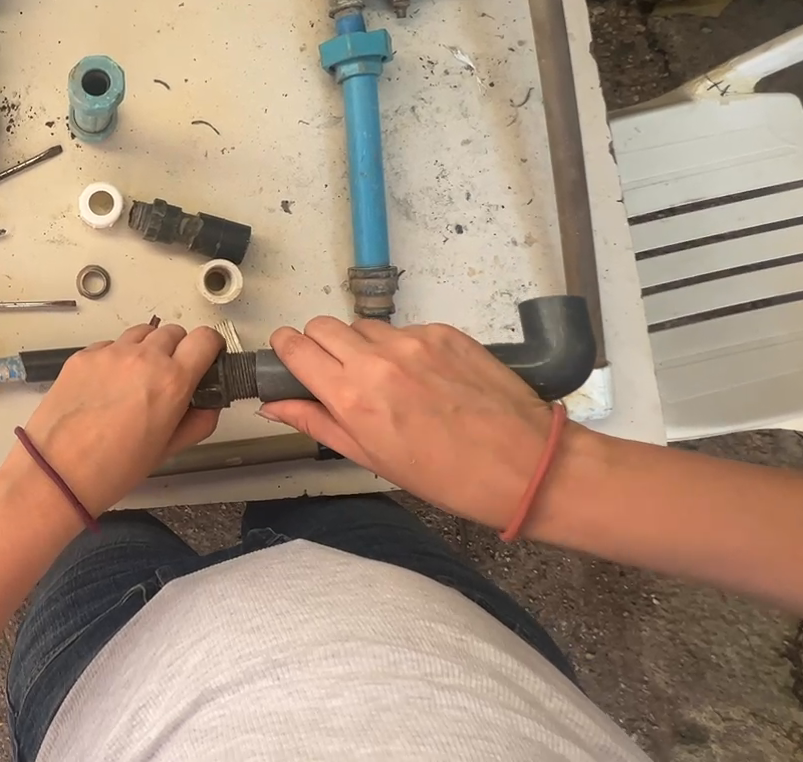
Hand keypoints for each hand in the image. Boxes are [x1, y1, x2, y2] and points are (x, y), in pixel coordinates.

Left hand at [11, 323, 224, 511]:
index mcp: (171, 380)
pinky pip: (110, 345)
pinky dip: (116, 357)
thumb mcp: (169, 450)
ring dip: (147, 348)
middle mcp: (142, 358)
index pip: (204, 338)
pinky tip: (108, 385)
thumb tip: (209, 403)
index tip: (206, 357)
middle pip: (173, 331)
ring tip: (137, 379)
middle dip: (178, 349)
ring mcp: (110, 352)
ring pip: (141, 333)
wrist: (59, 470)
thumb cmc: (114, 468)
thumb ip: (198, 421)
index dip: (209, 346)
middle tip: (170, 375)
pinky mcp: (83, 355)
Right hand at [262, 316, 560, 528]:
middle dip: (320, 344)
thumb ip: (316, 422)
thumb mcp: (371, 458)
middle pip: (320, 325)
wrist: (530, 466)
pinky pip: (403, 329)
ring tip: (389, 377)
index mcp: (352, 396)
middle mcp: (375, 360)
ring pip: (362, 326)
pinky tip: (425, 375)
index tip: (293, 361)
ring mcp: (412, 341)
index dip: (286, 349)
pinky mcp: (443, 332)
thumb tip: (273, 404)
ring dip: (362, 345)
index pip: (294, 345)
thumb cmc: (445, 477)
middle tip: (339, 372)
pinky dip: (403, 347)